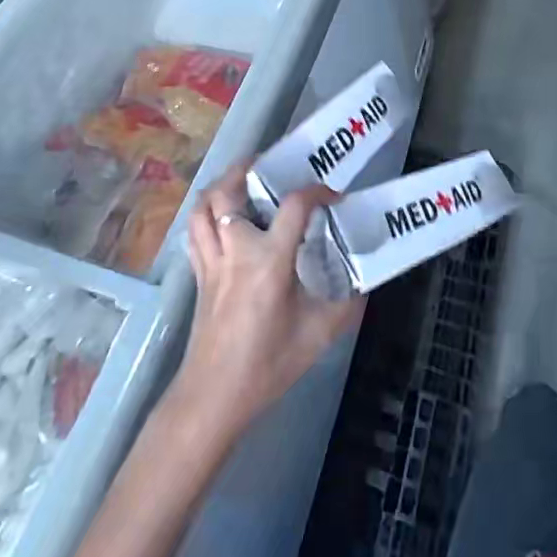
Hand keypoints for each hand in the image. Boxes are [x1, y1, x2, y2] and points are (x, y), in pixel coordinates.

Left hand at [173, 163, 366, 438]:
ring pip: (203, 207)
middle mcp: (235, 249)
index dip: (316, 192)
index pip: (294, 206)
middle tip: (267, 164)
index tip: (332, 196)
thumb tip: (362, 282)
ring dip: (219, 186)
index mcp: (269, 260)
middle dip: (246, 169)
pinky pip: (195, 231)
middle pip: (229, 192)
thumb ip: (345, 303)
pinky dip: (204, 214)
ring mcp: (211, 260)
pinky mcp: (199, 273)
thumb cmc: (269, 363)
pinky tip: (219, 218)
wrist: (216, 393)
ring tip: (239, 181)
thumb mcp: (319, 334)